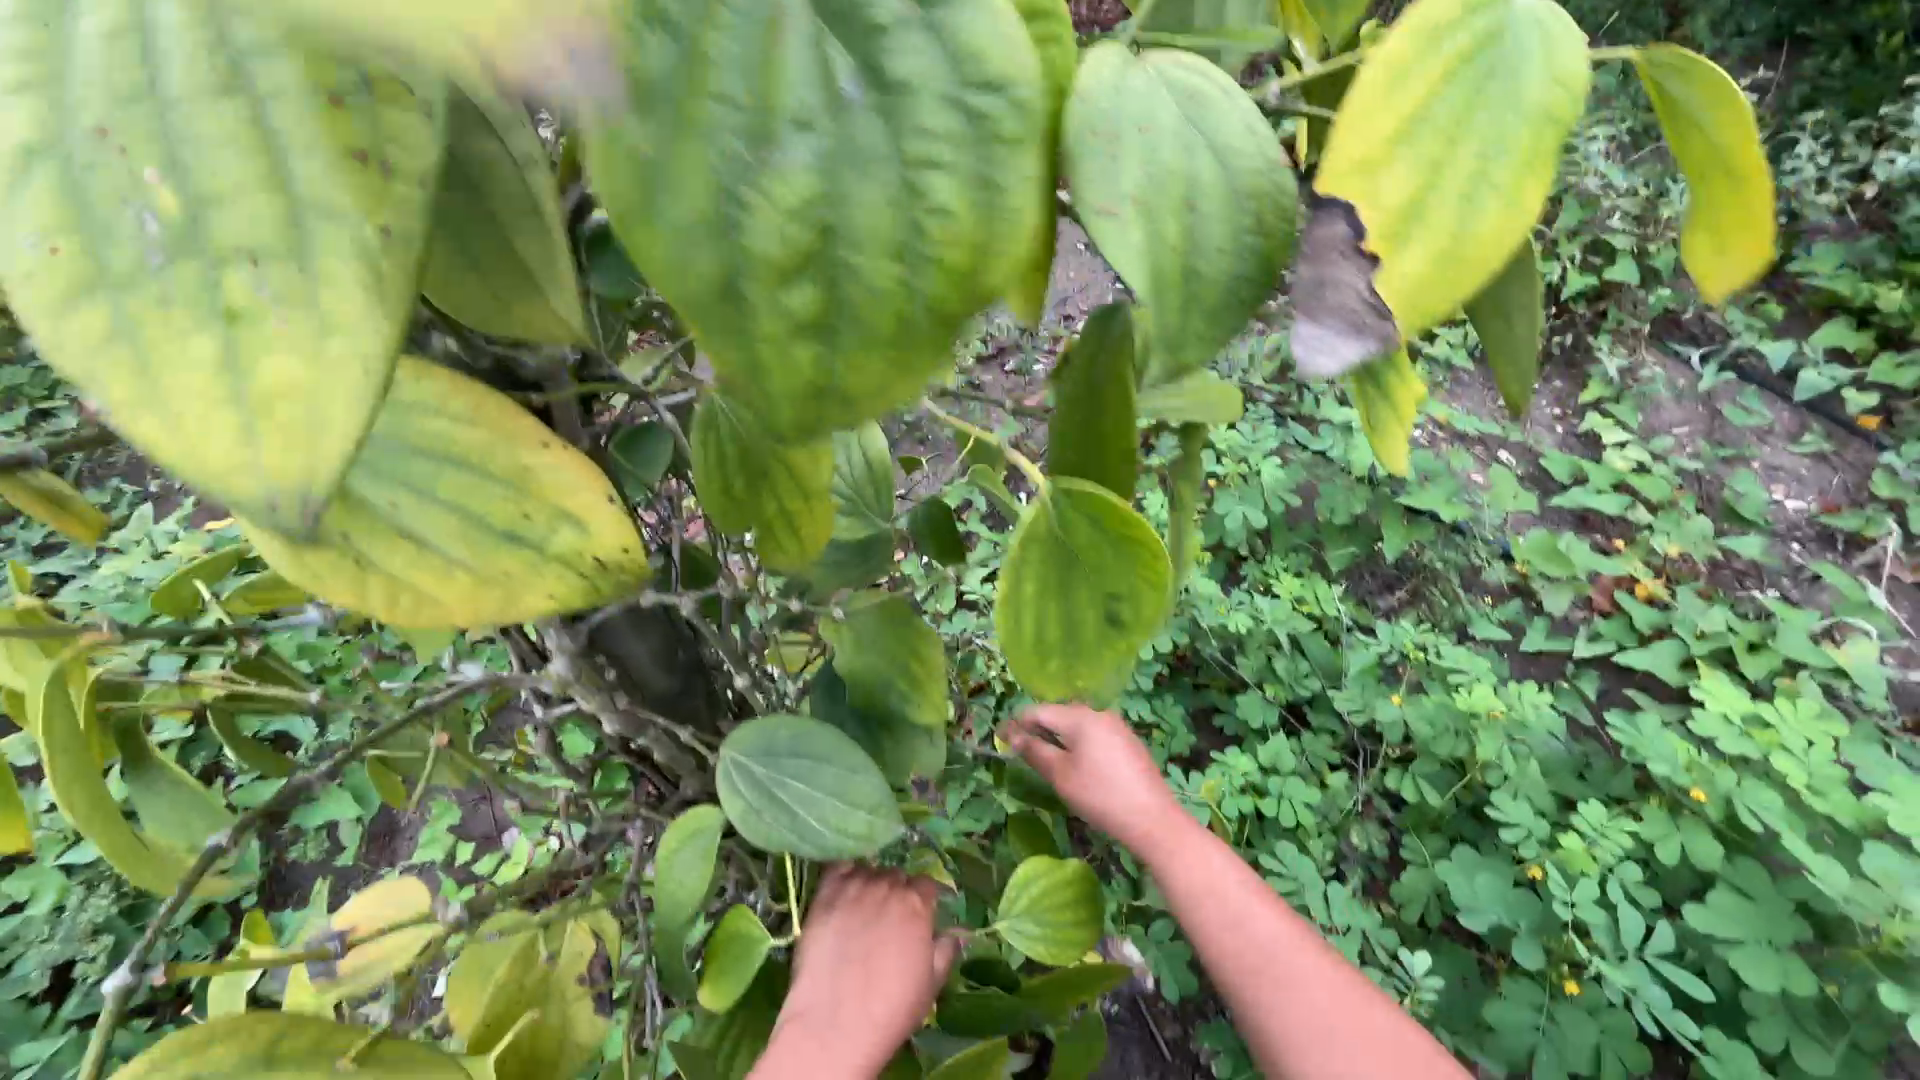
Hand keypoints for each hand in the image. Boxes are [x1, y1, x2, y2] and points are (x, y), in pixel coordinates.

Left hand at [753, 864, 959, 1077]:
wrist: (835, 1025)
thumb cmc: (891, 1010)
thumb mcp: (931, 985)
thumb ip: (946, 951)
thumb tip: (957, 932)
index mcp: (917, 906)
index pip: (926, 884)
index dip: (925, 898)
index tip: (921, 914)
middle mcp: (886, 888)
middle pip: (896, 876)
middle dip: (898, 890)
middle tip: (891, 915)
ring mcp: (853, 889)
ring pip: (868, 871)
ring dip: (871, 883)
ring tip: (865, 906)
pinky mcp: (824, 897)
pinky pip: (837, 870)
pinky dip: (843, 874)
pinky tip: (843, 890)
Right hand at [1005, 705, 1190, 859]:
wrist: (1153, 819)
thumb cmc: (1100, 796)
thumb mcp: (1060, 775)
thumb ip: (1034, 750)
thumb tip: (1011, 734)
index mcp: (1080, 717)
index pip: (1038, 711)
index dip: (1017, 724)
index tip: (1001, 739)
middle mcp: (1099, 713)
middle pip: (1059, 715)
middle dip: (1039, 730)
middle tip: (1023, 753)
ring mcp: (1117, 727)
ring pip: (1078, 725)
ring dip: (1059, 738)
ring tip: (1049, 761)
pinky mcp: (1128, 742)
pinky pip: (1095, 735)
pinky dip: (1079, 745)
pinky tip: (1079, 767)